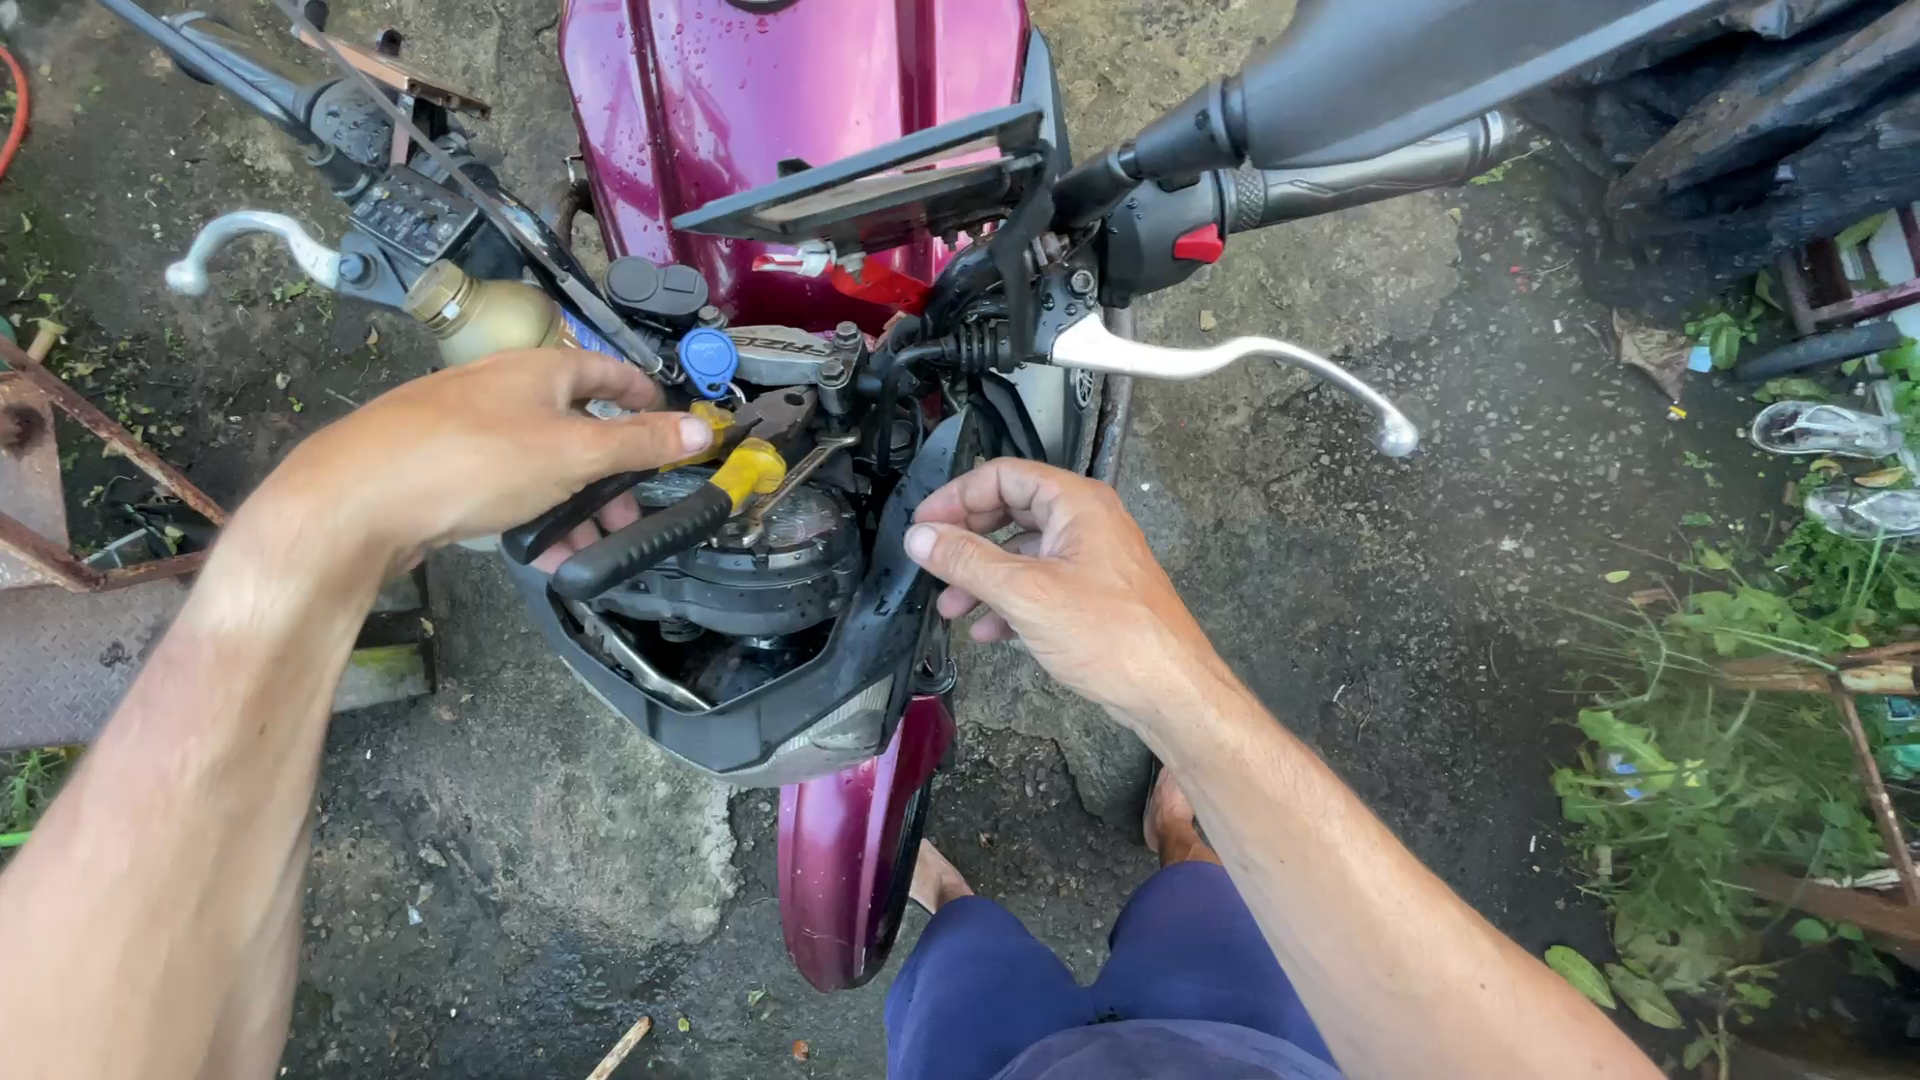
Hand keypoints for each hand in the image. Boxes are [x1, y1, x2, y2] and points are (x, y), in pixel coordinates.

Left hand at [265, 349, 711, 566]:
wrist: (353, 502)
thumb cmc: (477, 461)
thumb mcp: (576, 453)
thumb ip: (642, 443)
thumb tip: (704, 428)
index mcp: (538, 371)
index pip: (606, 370)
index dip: (643, 394)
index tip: (669, 422)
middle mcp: (503, 390)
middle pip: (578, 426)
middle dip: (612, 472)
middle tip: (633, 510)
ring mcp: (468, 428)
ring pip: (544, 463)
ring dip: (577, 503)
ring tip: (594, 545)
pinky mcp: (441, 466)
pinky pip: (507, 487)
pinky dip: (535, 515)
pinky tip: (547, 555)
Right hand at [903, 458, 1230, 723]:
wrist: (1170, 691)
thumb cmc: (1108, 634)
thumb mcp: (1026, 594)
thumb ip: (967, 561)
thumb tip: (919, 536)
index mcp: (1075, 503)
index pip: (1003, 477)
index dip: (956, 497)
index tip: (923, 526)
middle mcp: (1085, 521)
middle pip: (1010, 512)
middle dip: (967, 541)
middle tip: (931, 564)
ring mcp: (1090, 557)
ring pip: (1022, 553)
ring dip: (982, 577)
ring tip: (950, 608)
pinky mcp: (1092, 593)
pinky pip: (1039, 583)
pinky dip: (1009, 601)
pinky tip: (988, 631)